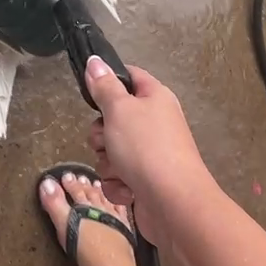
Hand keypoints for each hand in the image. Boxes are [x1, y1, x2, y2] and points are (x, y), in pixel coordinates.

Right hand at [84, 57, 218, 249]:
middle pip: (113, 118)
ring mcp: (151, 154)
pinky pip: (118, 176)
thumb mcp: (119, 109)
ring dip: (108, 162)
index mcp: (155, 97)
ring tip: (119, 169)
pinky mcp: (145, 182)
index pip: (129, 76)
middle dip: (101, 133)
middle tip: (106, 140)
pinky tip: (127, 190)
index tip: (91, 91)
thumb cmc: (146, 148)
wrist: (174, 205)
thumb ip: (104, 85)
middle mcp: (154, 123)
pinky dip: (117, 184)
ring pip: (111, 149)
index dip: (108, 80)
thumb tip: (95, 60)